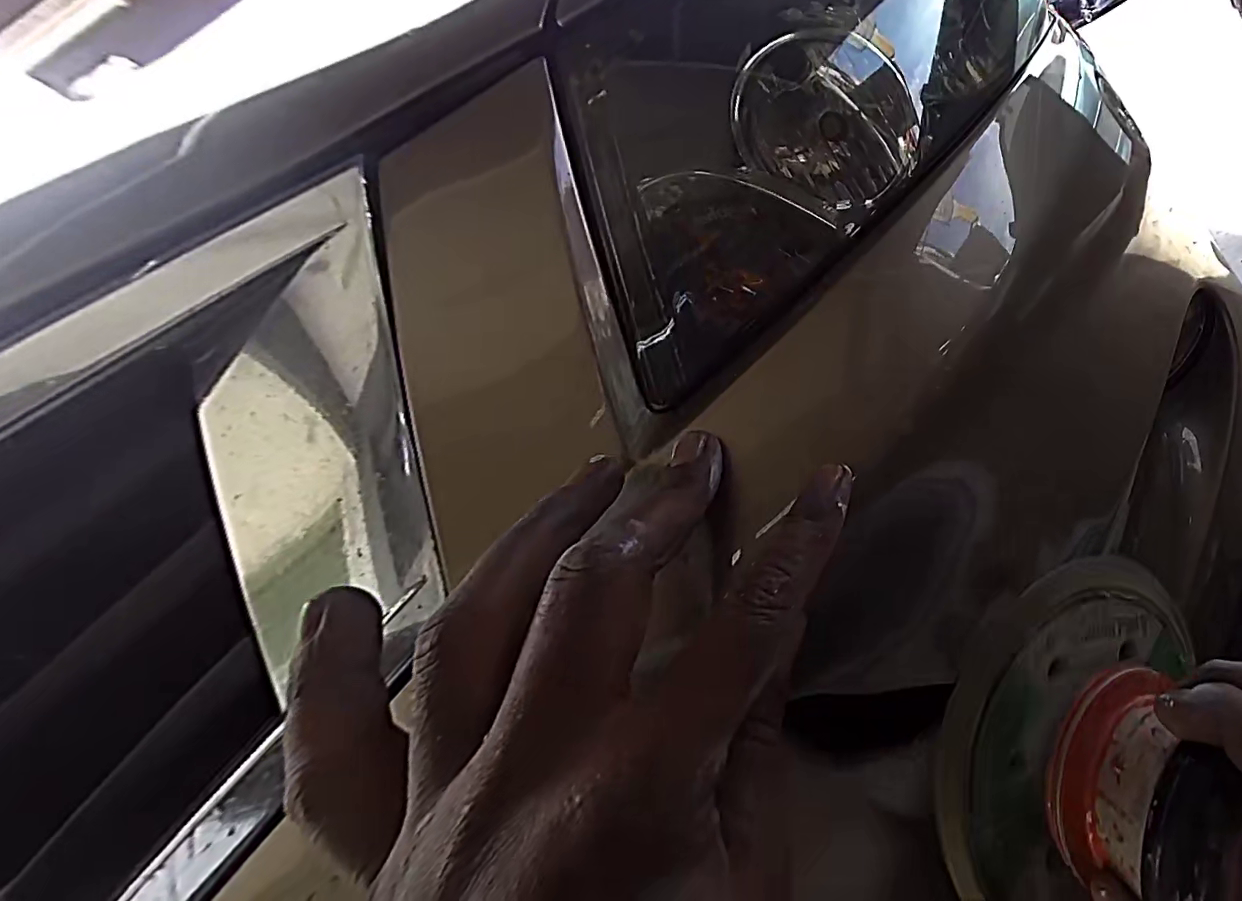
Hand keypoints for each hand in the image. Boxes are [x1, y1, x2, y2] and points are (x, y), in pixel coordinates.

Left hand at [285, 432, 852, 898]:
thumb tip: (779, 626)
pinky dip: (334, 677)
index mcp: (641, 787)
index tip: (831, 483)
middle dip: (658, 509)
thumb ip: (757, 739)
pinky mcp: (384, 845)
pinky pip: (337, 754)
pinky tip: (342, 607)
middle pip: (597, 592)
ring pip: (475, 626)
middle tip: (696, 458)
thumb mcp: (749, 871)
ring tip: (589, 476)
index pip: (747, 625)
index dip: (799, 543)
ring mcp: (442, 800)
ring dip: (537, 533)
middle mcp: (532, 769)